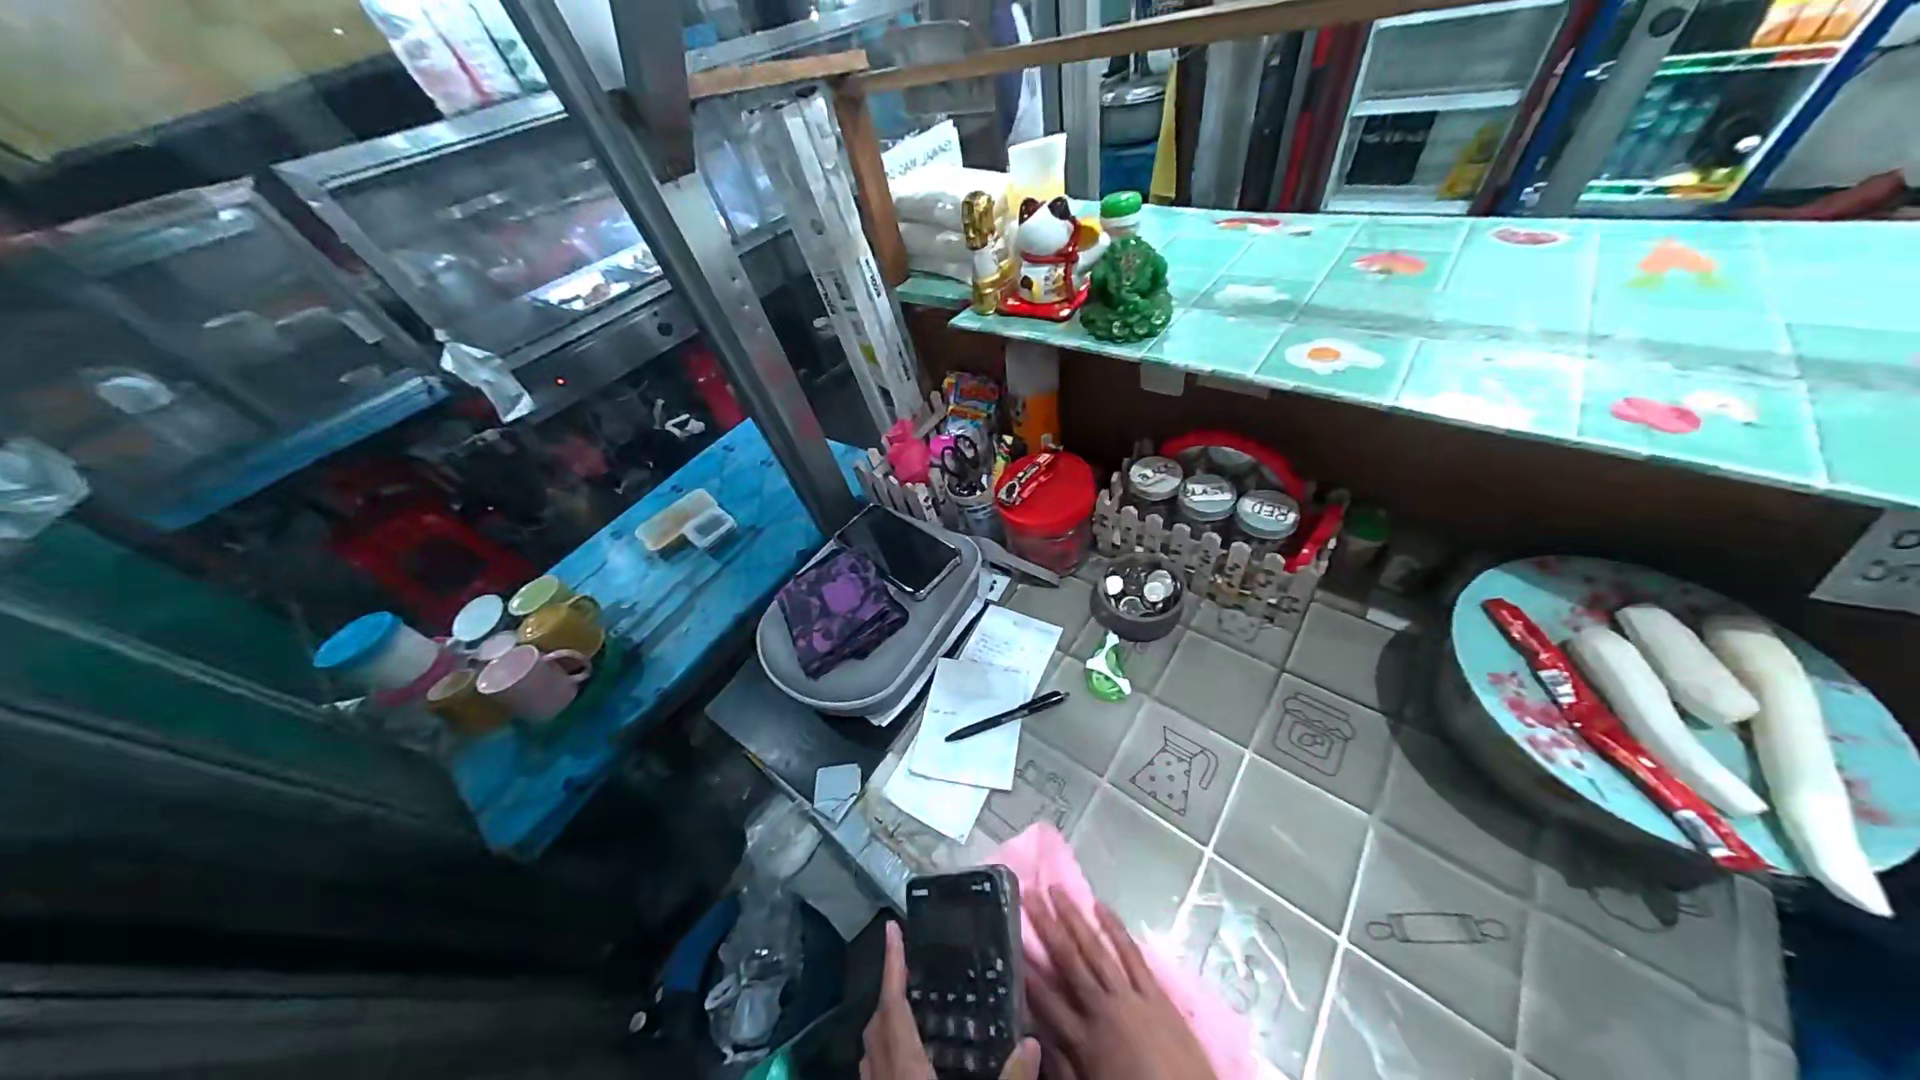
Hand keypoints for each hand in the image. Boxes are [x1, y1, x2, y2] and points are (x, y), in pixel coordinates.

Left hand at [862, 920, 1040, 1079]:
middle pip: (878, 1023)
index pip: (893, 1005)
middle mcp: (882, 1076)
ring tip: (905, 1000)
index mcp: (905, 1067)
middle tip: (907, 963)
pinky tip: (904, 1052)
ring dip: (884, 1019)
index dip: (892, 965)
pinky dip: (883, 1049)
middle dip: (889, 988)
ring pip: (870, 1047)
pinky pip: (872, 1069)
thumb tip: (1032, 1041)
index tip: (892, 928)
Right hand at [1024, 887, 1216, 1079]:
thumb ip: (1061, 1067)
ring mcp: (1131, 998)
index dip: (1025, 967)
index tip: (1010, 936)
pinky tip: (1101, 906)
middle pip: (1068, 960)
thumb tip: (1032, 1035)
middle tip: (1028, 893)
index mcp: (1083, 1041)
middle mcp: (1102, 1010)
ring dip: (1074, 917)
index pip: (1045, 998)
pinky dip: (1116, 928)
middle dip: (1046, 925)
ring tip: (1055, 890)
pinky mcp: (1157, 995)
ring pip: (1096, 949)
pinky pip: (1133, 955)